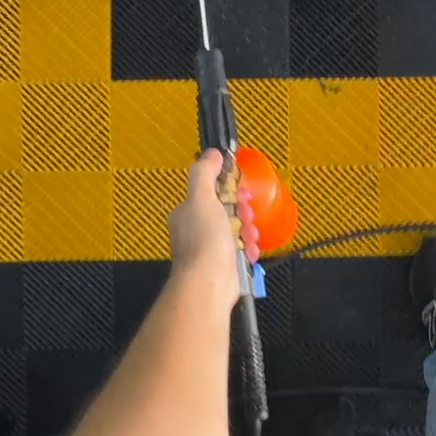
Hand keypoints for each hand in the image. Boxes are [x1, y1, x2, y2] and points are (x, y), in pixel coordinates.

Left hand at [167, 150, 259, 297]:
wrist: (209, 282)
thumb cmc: (204, 240)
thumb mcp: (201, 197)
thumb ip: (204, 173)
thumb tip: (210, 153)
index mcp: (187, 212)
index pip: (210, 191)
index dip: (228, 189)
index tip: (239, 192)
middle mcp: (194, 230)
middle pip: (225, 210)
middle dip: (241, 211)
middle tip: (245, 215)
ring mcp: (208, 249)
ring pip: (235, 230)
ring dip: (247, 230)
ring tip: (248, 236)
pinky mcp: (222, 264)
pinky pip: (240, 249)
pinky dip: (247, 249)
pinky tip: (248, 251)